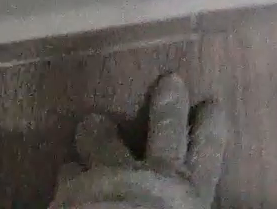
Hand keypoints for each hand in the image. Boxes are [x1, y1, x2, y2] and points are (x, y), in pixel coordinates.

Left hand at [50, 73, 229, 208]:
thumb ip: (189, 202)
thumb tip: (193, 194)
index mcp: (191, 191)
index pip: (208, 150)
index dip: (210, 125)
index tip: (211, 104)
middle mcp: (157, 174)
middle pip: (166, 130)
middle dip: (168, 105)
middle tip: (169, 80)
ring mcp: (113, 177)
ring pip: (107, 145)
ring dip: (100, 133)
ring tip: (92, 122)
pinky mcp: (72, 189)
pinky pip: (70, 176)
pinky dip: (70, 171)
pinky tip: (66, 168)